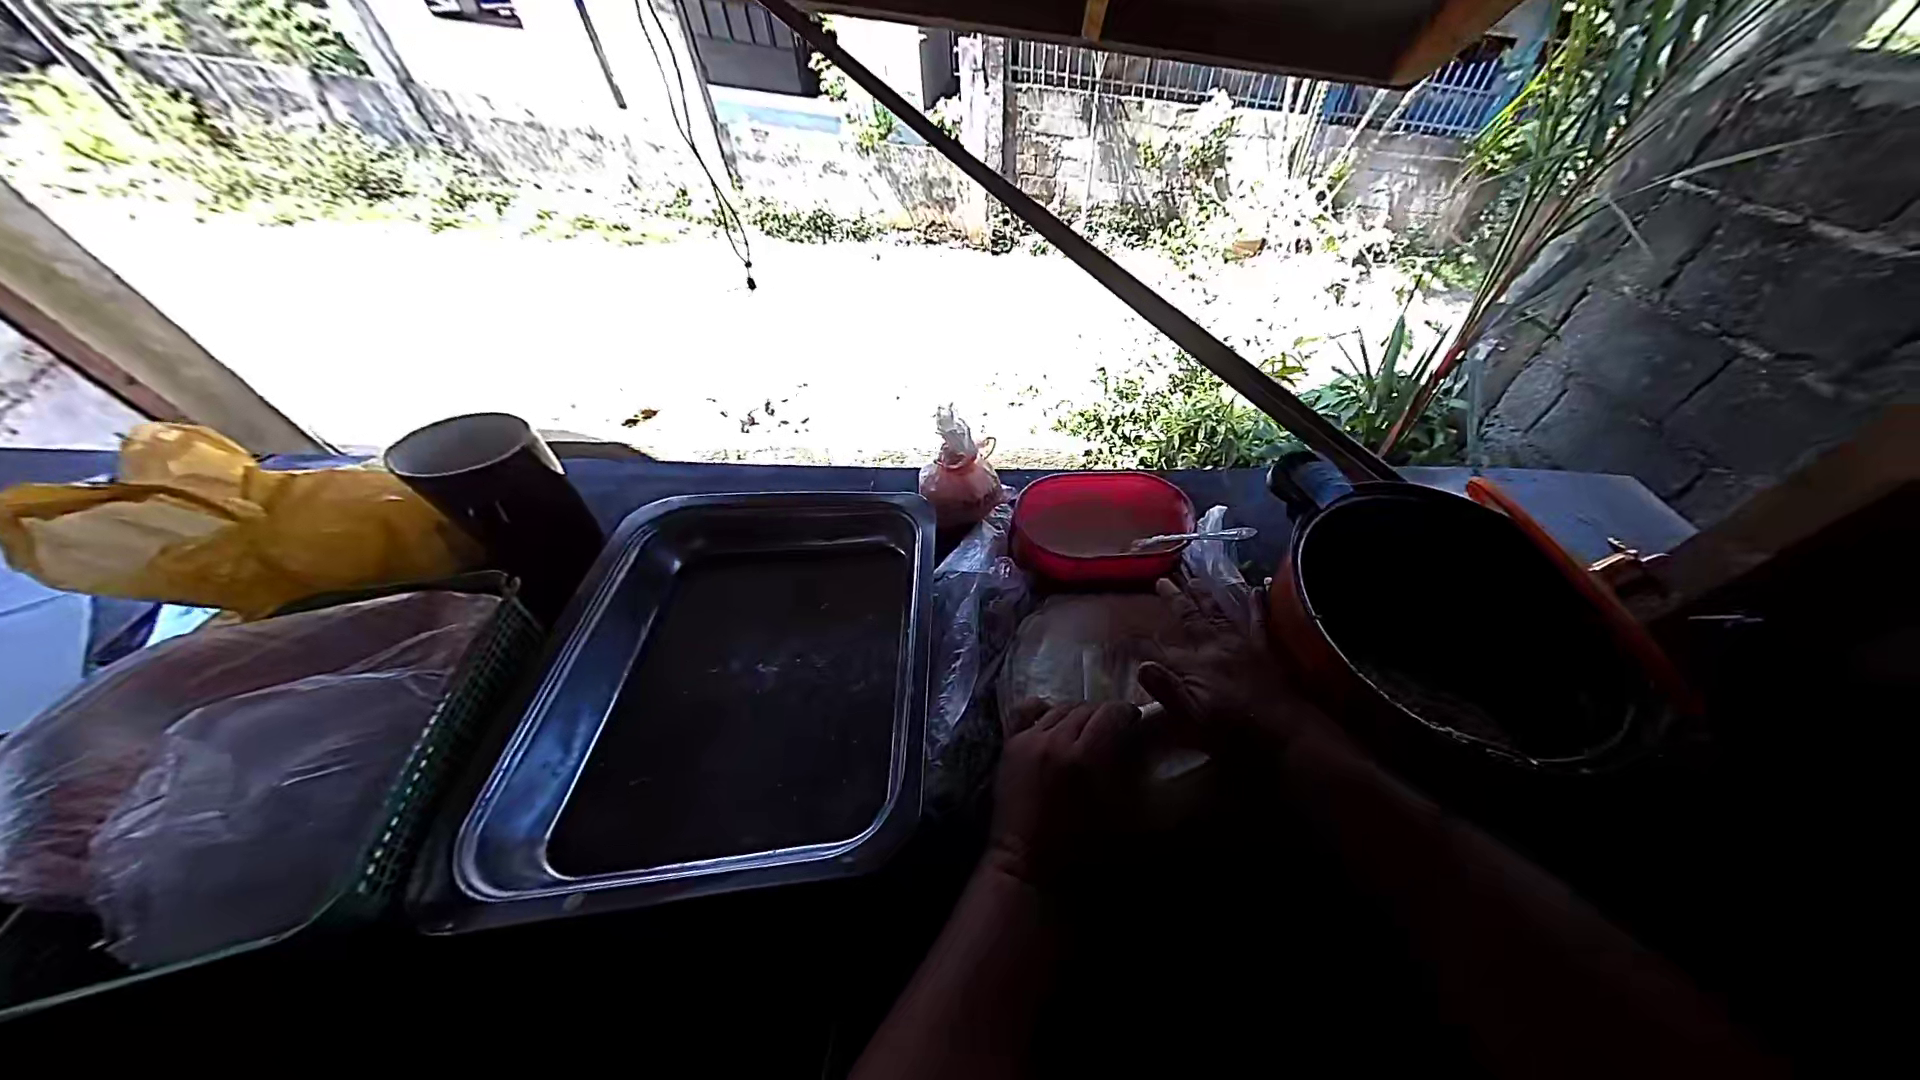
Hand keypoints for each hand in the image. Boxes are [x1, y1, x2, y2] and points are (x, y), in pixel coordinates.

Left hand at [986, 699, 1142, 891]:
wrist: (1028, 866)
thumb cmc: (1084, 853)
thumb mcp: (1130, 823)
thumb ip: (1153, 790)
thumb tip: (1175, 765)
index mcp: (1087, 756)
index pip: (1112, 712)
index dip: (1128, 714)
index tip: (1136, 722)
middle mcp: (1057, 740)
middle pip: (1086, 709)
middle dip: (1104, 715)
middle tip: (1114, 730)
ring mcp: (1029, 740)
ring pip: (1059, 709)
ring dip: (1077, 715)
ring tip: (1086, 730)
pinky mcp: (1010, 745)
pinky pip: (1026, 712)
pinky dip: (1042, 711)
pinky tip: (1052, 719)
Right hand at [1137, 576, 1345, 755]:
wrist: (1288, 736)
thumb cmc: (1235, 734)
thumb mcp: (1193, 720)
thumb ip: (1167, 691)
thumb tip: (1141, 665)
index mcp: (1194, 667)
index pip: (1158, 649)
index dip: (1137, 642)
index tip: (1120, 635)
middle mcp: (1215, 649)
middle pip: (1189, 619)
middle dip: (1174, 600)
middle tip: (1162, 581)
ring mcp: (1241, 646)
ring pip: (1218, 613)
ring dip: (1205, 596)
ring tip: (1194, 579)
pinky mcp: (1264, 652)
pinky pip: (1258, 622)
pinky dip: (1256, 604)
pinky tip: (1257, 589)